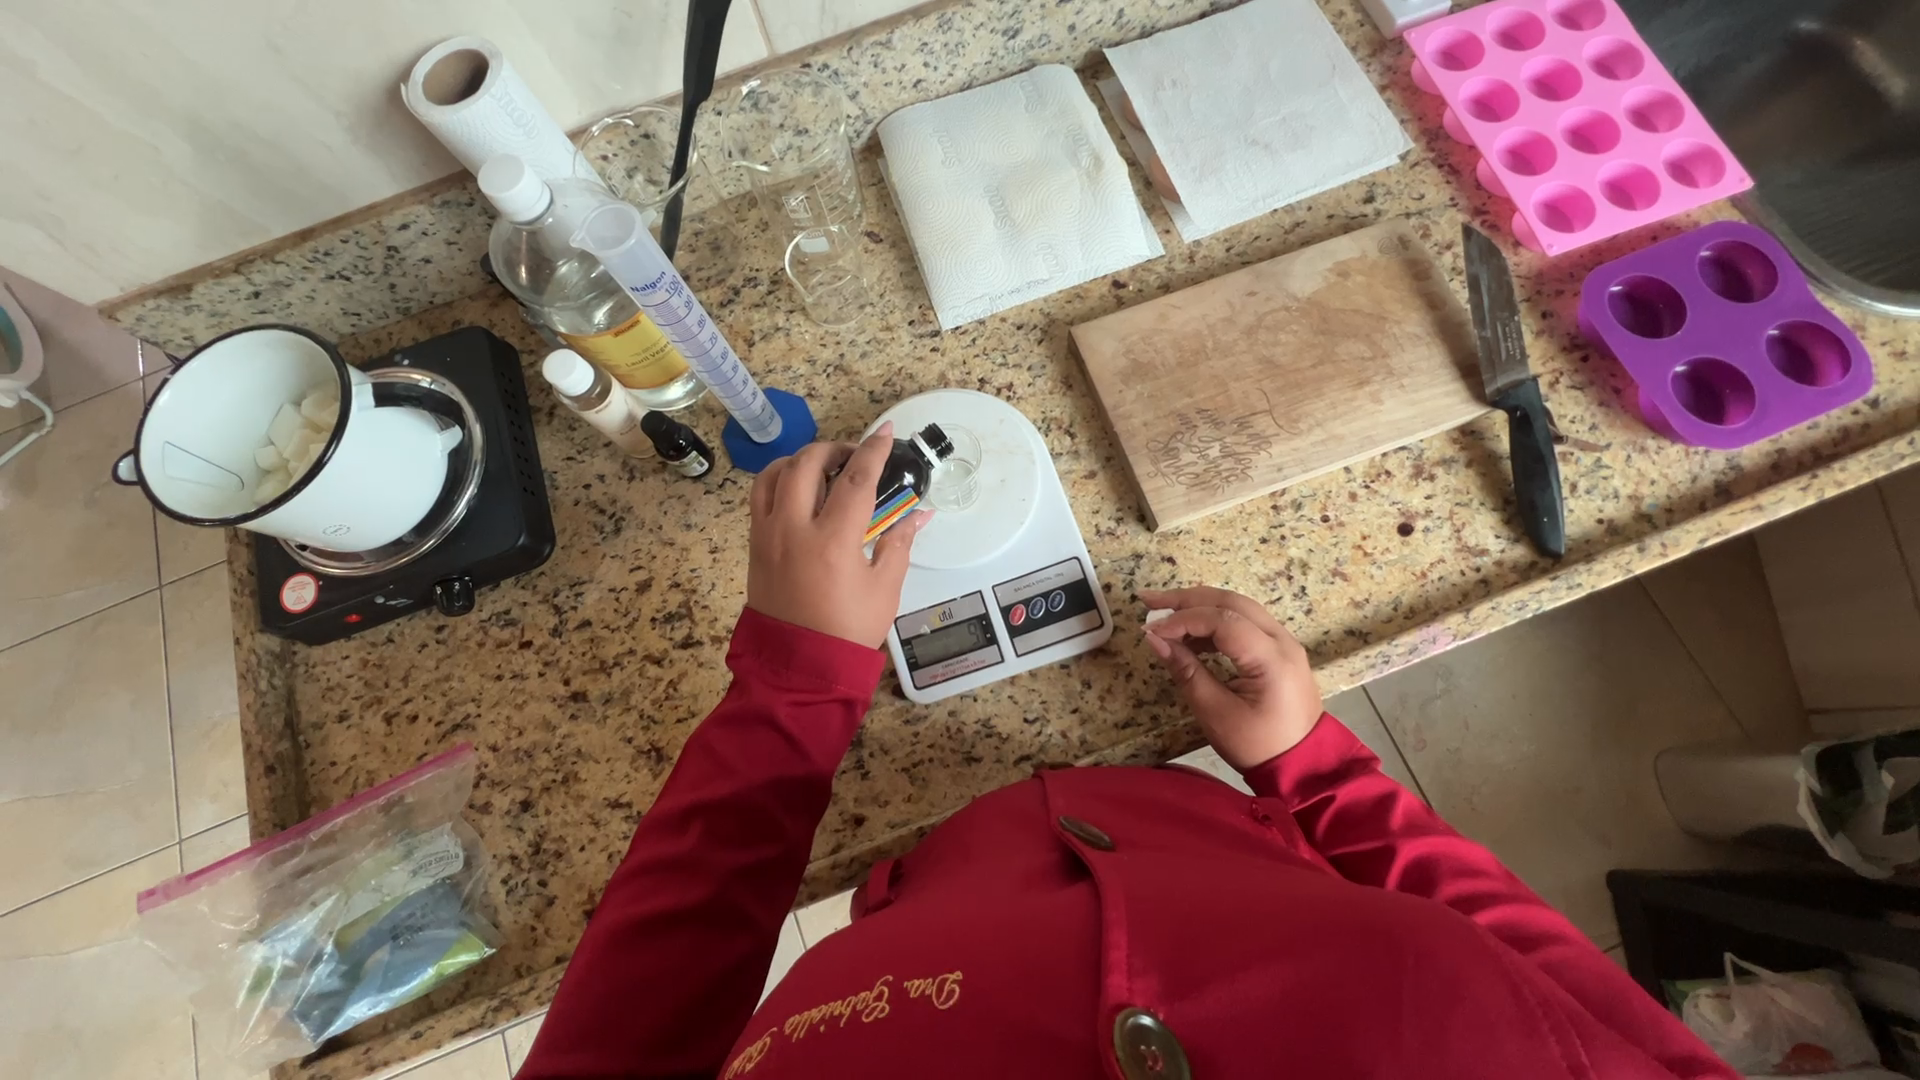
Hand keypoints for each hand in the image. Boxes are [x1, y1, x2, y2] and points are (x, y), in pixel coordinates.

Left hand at [747, 422, 930, 647]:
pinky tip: (798, 489)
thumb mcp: (884, 588)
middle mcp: (793, 529)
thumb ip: (899, 543)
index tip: (887, 432)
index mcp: (832, 541)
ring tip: (823, 467)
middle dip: (835, 449)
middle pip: (808, 463)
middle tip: (855, 456)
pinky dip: (779, 480)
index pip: (856, 479)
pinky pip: (759, 496)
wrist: (799, 665)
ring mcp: (768, 535)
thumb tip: (920, 514)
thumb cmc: (848, 629)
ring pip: (775, 473)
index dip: (874, 451)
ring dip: (801, 460)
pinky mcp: (755, 545)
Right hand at [1141, 586, 1322, 769]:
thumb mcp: (1215, 713)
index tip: (1151, 630)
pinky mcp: (1278, 649)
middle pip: (1231, 602)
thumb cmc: (1257, 745)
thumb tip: (1154, 638)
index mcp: (1271, 658)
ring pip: (1238, 606)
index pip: (1222, 620)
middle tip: (1149, 600)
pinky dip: (1214, 619)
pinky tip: (1189, 633)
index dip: (1183, 620)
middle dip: (1186, 599)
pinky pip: (1244, 621)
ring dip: (1199, 605)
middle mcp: (1282, 640)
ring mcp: (1284, 641)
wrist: (1302, 765)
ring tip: (1163, 611)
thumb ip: (1186, 671)